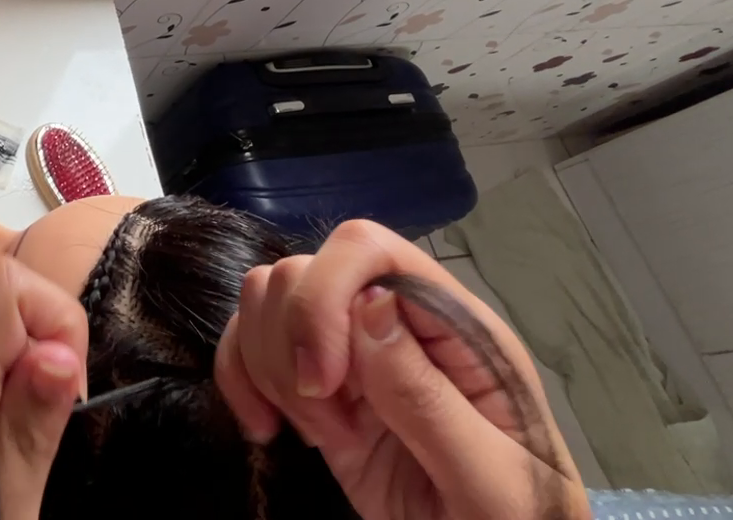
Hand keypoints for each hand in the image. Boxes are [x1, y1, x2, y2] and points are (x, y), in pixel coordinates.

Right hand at [214, 220, 589, 519]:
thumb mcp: (494, 485)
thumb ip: (431, 397)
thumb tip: (370, 302)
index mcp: (449, 322)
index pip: (364, 248)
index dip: (324, 296)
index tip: (323, 379)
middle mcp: (388, 316)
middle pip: (299, 270)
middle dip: (292, 349)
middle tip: (330, 427)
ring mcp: (345, 345)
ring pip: (262, 296)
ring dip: (269, 367)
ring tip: (317, 436)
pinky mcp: (310, 379)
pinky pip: (244, 339)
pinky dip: (238, 377)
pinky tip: (265, 428)